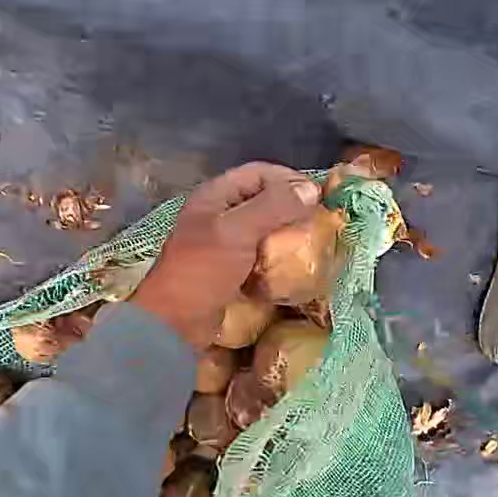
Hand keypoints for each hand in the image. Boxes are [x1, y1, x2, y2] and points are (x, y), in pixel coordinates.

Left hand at [133, 163, 321, 349]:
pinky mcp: (231, 269)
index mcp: (215, 196)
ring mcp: (224, 243)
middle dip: (292, 206)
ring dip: (287, 233)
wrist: (175, 324)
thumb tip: (311, 189)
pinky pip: (261, 254)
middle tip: (321, 219)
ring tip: (314, 241)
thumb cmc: (202, 271)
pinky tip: (295, 265)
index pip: (259, 172)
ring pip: (264, 228)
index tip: (319, 195)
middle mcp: (219, 214)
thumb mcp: (237, 232)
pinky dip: (279, 256)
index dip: (289, 179)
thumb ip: (273, 207)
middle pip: (263, 199)